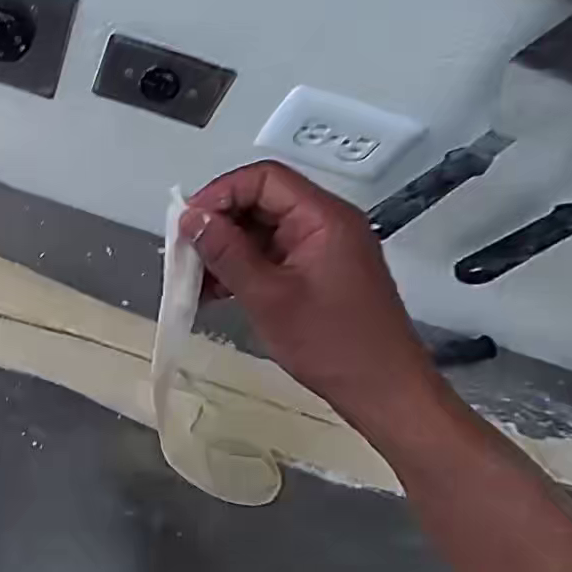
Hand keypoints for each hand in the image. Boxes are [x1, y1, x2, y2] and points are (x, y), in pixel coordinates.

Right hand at [183, 162, 437, 425]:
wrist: (386, 393)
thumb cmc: (333, 345)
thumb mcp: (268, 297)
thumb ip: (226, 252)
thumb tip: (191, 219)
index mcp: (323, 217)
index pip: (264, 178)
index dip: (220, 193)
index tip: (188, 222)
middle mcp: (325, 222)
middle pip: (261, 201)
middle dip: (219, 224)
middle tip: (186, 252)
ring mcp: (323, 247)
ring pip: (262, 230)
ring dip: (227, 249)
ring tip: (195, 279)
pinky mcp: (319, 270)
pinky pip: (273, 254)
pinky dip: (244, 267)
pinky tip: (217, 291)